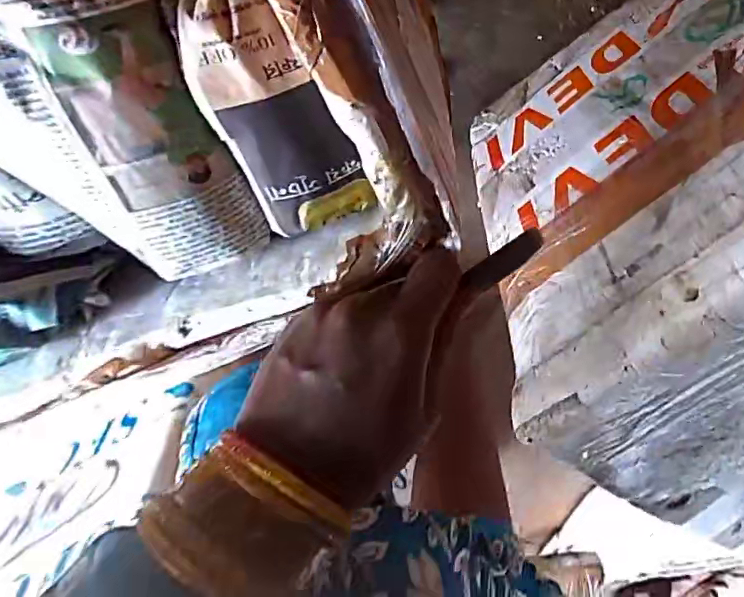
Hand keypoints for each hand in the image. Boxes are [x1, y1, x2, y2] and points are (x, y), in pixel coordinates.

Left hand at [232, 247, 466, 507]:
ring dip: (377, 306)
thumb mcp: (425, 406)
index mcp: (401, 326)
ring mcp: (324, 308)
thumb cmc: (367, 453)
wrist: (281, 481)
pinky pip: (337, 303)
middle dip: (412, 296)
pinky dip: (347, 319)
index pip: (438, 262)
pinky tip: (338, 357)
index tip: (446, 296)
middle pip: (402, 272)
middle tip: (408, 334)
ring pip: (369, 286)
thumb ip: (445, 340)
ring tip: (368, 349)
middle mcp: (361, 304)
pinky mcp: (295, 319)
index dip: (447, 276)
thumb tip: (463, 297)